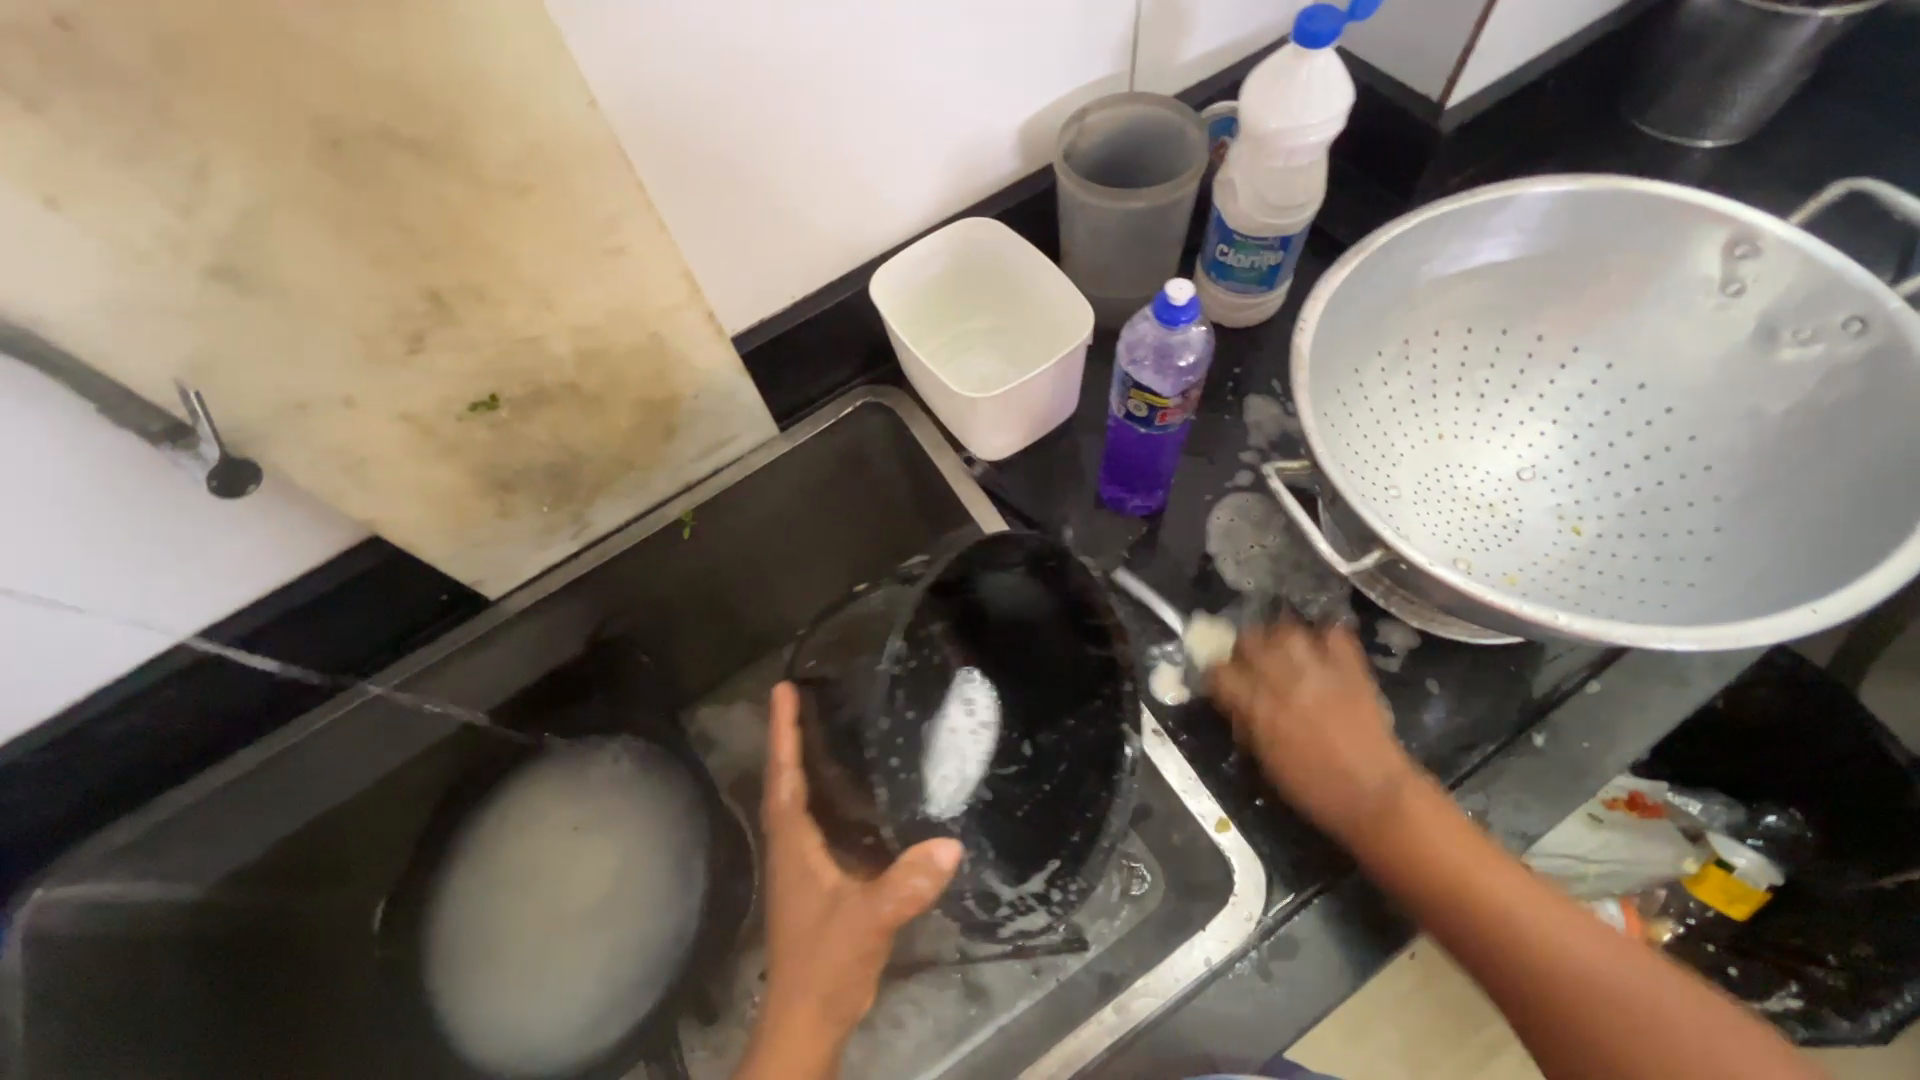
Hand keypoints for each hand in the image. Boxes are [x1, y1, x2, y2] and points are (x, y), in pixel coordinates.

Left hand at [745, 682, 962, 1068]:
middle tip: (805, 697)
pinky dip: (828, 799)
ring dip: (806, 765)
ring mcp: (803, 866)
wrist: (811, 1014)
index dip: (783, 733)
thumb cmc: (828, 961)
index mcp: (793, 845)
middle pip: (786, 781)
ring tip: (826, 729)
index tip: (784, 689)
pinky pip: (819, 824)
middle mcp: (792, 847)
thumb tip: (950, 845)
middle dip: (791, 739)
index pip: (784, 777)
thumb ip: (904, 885)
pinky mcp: (819, 882)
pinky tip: (856, 793)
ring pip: (800, 802)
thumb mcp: (869, 919)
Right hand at [1206, 621, 1420, 846]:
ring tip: (1283, 652)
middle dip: (1244, 649)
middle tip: (1251, 663)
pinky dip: (1325, 638)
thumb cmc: (1313, 789)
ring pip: (1288, 631)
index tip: (1221, 682)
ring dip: (1280, 638)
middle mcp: (1283, 680)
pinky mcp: (1352, 669)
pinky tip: (1321, 652)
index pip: (1219, 672)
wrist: (1374, 795)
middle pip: (1250, 640)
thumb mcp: (1265, 759)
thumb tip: (1237, 704)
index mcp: (1257, 706)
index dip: (1216, 675)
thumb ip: (1247, 723)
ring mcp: (1320, 670)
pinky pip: (1334, 634)